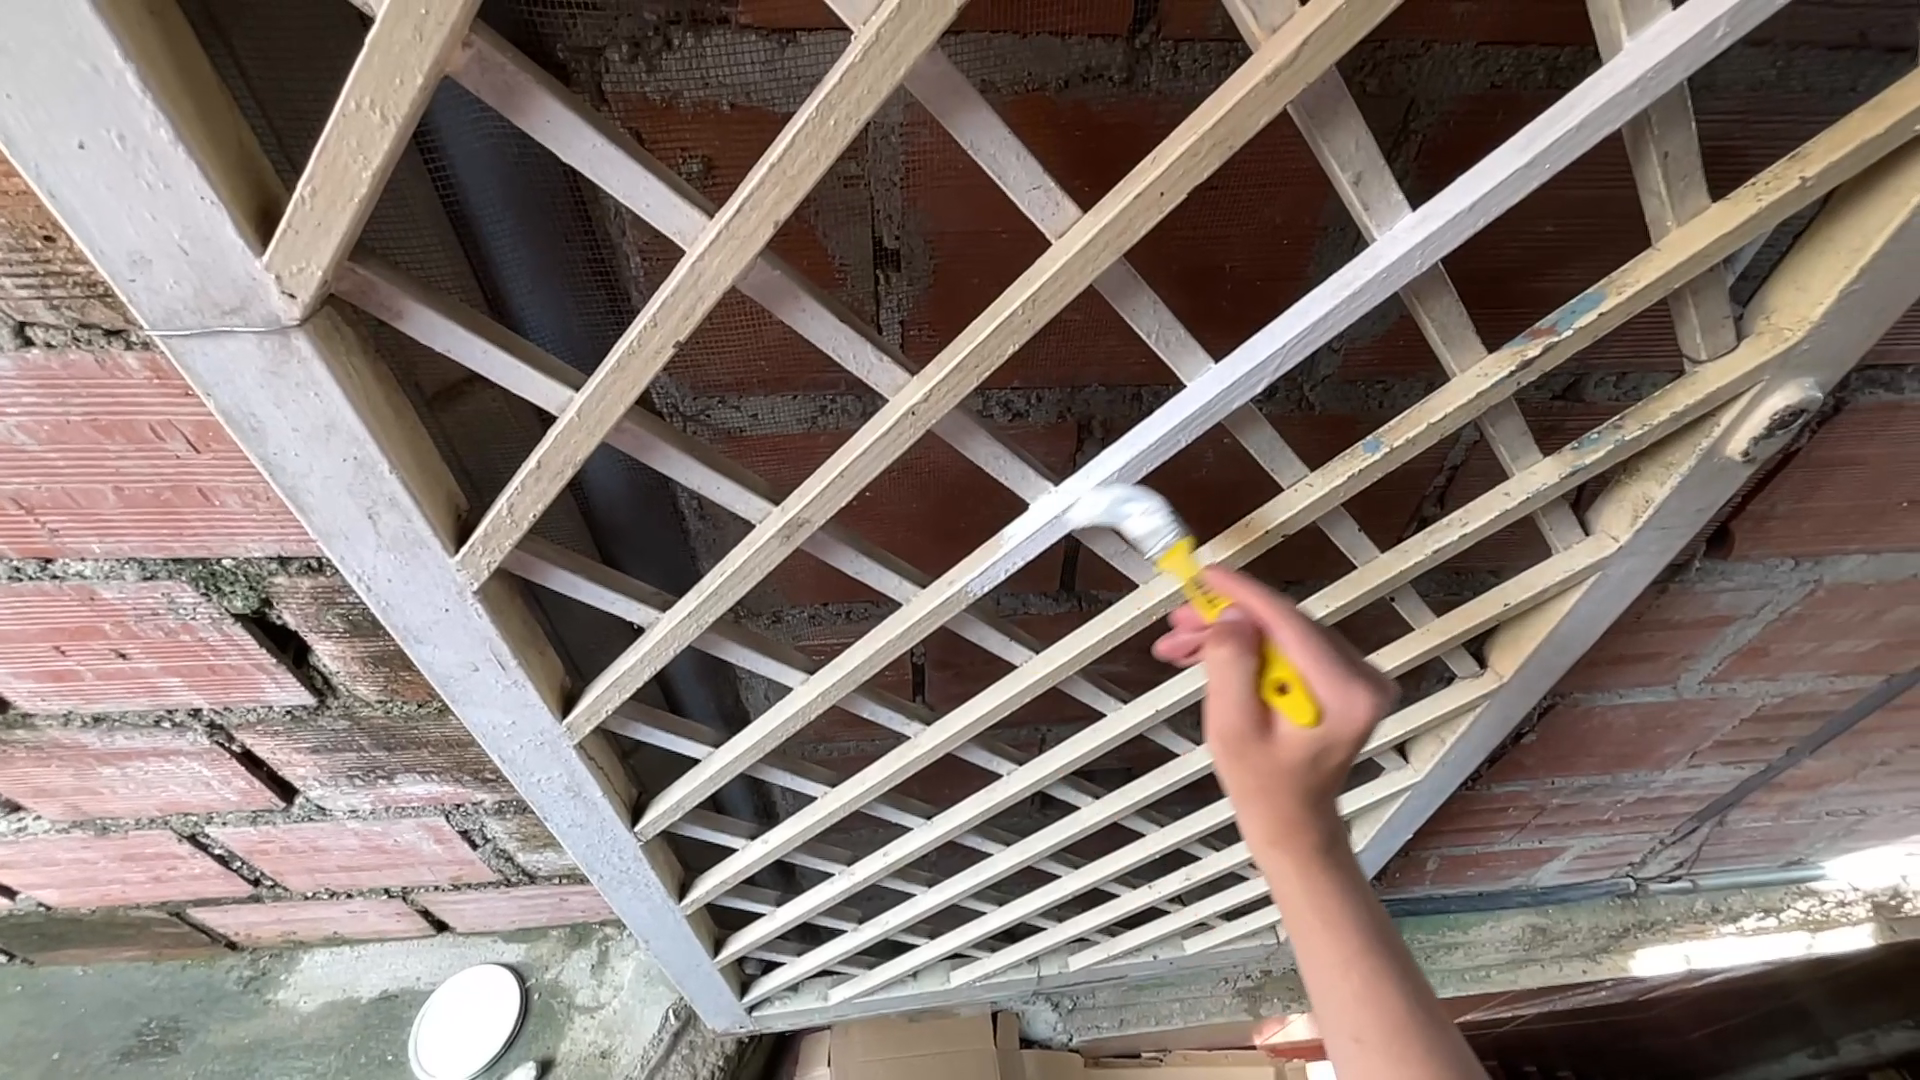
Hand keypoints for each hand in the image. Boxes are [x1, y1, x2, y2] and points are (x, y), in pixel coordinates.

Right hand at [1152, 567, 1398, 856]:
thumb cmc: (1260, 783)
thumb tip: (1230, 616)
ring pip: (1279, 633)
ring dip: (1228, 633)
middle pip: (1282, 626)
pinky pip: (1286, 647)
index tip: (1205, 573)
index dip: (1242, 594)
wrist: (1291, 819)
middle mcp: (1362, 676)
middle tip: (1177, 623)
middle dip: (1224, 619)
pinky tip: (1208, 653)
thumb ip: (1231, 665)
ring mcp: (1355, 676)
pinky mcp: (1341, 678)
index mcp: (1345, 691)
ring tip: (1180, 644)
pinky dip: (1247, 647)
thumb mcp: (1232, 726)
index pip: (1289, 624)